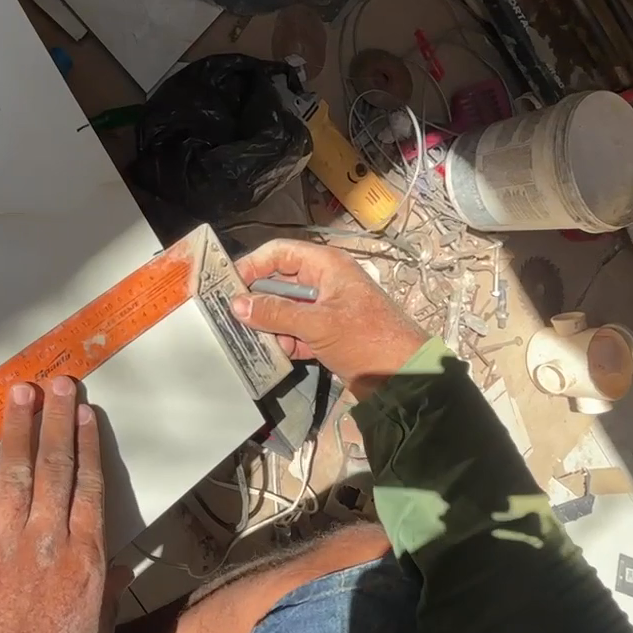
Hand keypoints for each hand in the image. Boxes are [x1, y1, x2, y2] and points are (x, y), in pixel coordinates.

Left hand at [0, 376, 118, 632]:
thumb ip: (104, 590)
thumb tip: (112, 560)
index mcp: (84, 561)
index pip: (89, 485)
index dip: (87, 442)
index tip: (86, 412)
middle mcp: (47, 543)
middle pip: (56, 467)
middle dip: (57, 419)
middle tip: (58, 382)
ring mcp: (3, 545)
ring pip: (16, 472)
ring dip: (20, 427)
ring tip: (22, 391)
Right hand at [232, 239, 427, 383]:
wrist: (405, 378)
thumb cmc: (366, 339)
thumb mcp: (317, 323)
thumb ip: (275, 313)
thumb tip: (237, 305)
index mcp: (326, 266)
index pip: (280, 253)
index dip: (253, 265)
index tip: (228, 284)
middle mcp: (323, 283)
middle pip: (279, 282)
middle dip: (256, 299)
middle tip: (229, 314)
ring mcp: (324, 310)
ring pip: (284, 310)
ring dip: (268, 324)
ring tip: (246, 337)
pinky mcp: (325, 335)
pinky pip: (294, 332)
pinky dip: (283, 341)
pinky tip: (271, 353)